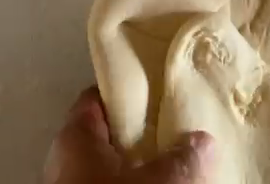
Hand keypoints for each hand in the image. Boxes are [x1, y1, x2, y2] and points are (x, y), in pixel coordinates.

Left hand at [44, 88, 214, 183]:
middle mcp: (66, 164)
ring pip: (113, 175)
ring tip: (182, 176)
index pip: (100, 98)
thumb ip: (182, 158)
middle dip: (146, 143)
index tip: (164, 94)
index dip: (132, 93)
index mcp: (74, 138)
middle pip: (111, 141)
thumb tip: (203, 141)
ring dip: (144, 175)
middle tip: (182, 140)